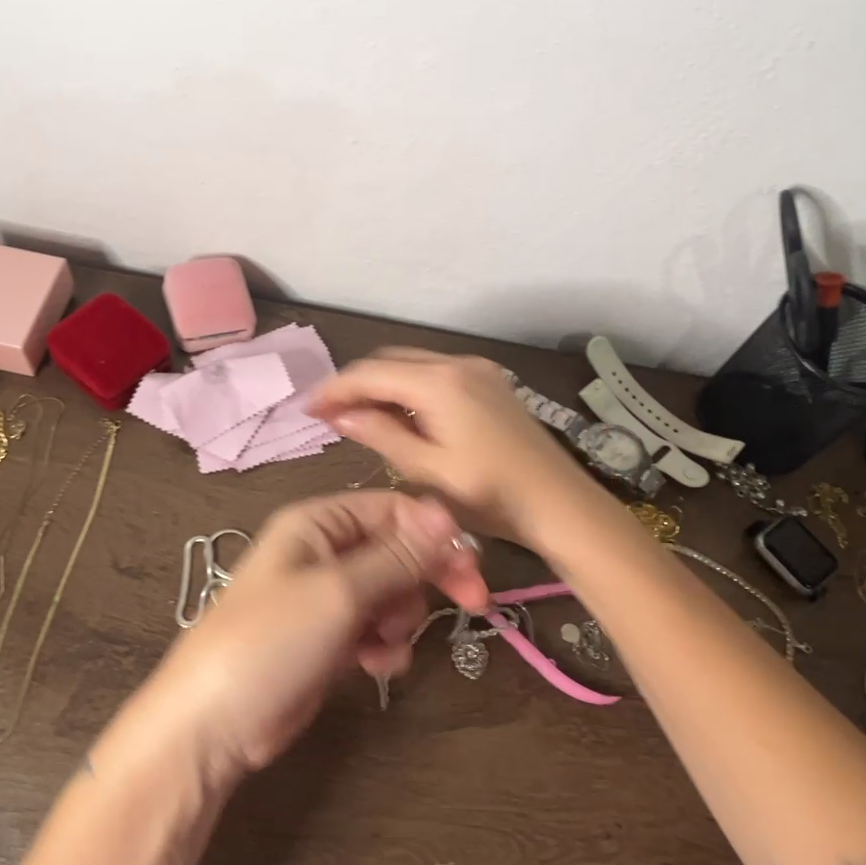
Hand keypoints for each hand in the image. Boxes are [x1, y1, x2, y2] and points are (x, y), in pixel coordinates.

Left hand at [138, 491, 487, 776]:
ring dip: (401, 618)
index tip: (473, 566)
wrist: (212, 725)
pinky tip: (376, 666)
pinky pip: (375, 629)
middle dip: (427, 578)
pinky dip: (384, 645)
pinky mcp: (327, 641)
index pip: (392, 509)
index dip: (435, 534)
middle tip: (472, 604)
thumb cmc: (271, 642)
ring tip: (384, 644)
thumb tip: (445, 512)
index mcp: (316, 524)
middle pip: (398, 551)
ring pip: (391, 593)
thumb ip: (398, 555)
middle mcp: (321, 553)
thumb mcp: (340, 592)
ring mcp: (324, 599)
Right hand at [306, 348, 594, 544]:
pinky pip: (437, 375)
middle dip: (356, 384)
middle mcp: (458, 363)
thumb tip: (341, 414)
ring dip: (382, 385)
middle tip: (329, 416)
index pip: (371, 373)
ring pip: (413, 365)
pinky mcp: (491, 384)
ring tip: (358, 418)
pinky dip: (409, 389)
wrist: (559, 504)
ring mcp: (479, 371)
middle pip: (391, 360)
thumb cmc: (490, 495)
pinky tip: (400, 417)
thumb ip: (381, 435)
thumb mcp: (427, 471)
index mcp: (440, 382)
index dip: (334, 389)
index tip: (307, 410)